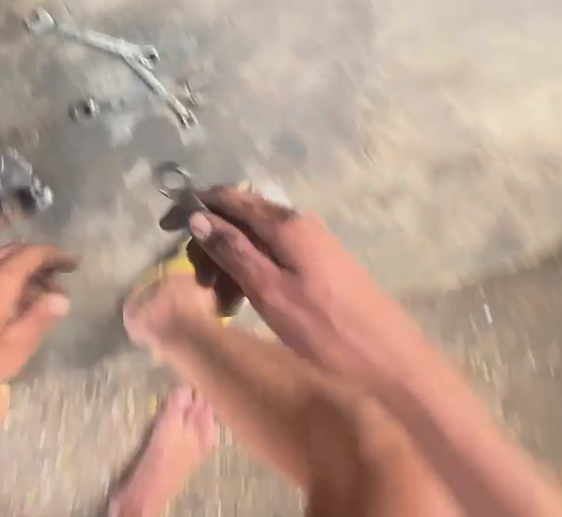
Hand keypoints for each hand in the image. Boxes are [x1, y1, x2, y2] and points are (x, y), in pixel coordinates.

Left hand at [0, 244, 74, 436]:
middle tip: (57, 280)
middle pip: (8, 254)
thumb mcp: (9, 354)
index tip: (73, 264)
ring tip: (32, 296)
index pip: (28, 255)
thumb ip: (37, 321)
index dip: (53, 255)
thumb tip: (62, 297)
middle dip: (35, 261)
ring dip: (13, 271)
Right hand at [186, 187, 410, 374]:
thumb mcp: (269, 291)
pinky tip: (244, 301)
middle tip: (200, 282)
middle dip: (211, 242)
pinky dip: (251, 271)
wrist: (394, 362)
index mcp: (284, 223)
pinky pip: (272, 254)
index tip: (166, 226)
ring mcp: (310, 242)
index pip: (228, 197)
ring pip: (254, 239)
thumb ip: (232, 250)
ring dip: (230, 261)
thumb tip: (197, 216)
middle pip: (239, 217)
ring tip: (220, 301)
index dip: (194, 206)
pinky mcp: (318, 263)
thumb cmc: (327, 328)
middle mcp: (297, 222)